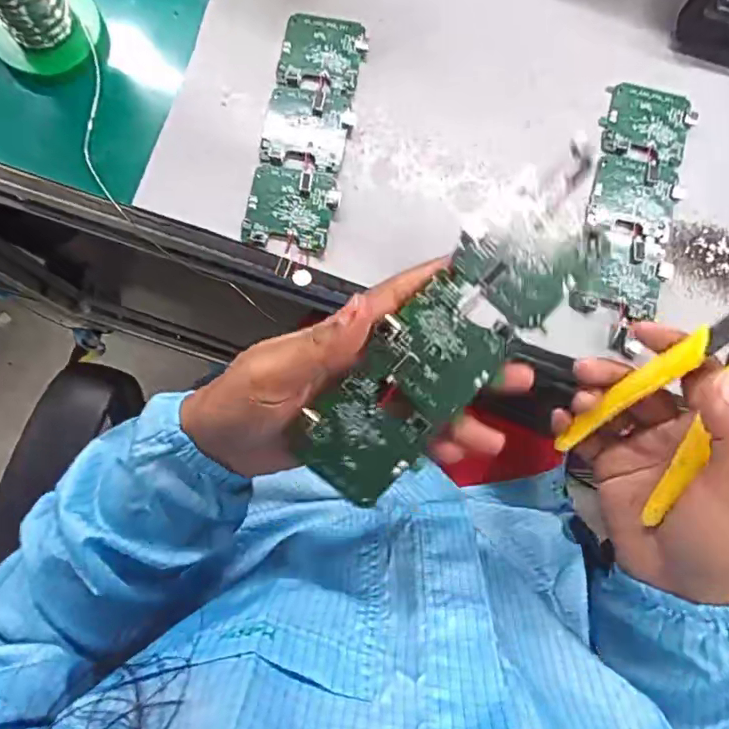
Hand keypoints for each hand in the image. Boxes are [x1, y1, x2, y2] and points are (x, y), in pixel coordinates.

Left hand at [182, 258, 535, 476]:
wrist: (216, 452)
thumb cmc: (235, 403)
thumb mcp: (272, 373)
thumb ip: (318, 348)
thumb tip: (362, 310)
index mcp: (335, 339)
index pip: (387, 305)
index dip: (429, 285)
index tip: (473, 274)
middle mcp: (355, 364)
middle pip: (420, 356)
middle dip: (467, 363)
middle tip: (512, 373)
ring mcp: (357, 399)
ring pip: (417, 401)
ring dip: (455, 414)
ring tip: (487, 434)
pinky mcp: (355, 431)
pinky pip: (399, 435)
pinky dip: (425, 444)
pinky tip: (450, 455)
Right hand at [555, 321, 728, 604]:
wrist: (677, 584)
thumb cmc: (720, 535)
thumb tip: (713, 377)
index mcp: (711, 428)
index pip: (694, 374)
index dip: (672, 349)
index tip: (643, 334)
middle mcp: (671, 430)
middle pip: (642, 386)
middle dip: (616, 374)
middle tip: (588, 372)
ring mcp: (636, 447)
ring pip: (611, 406)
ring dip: (592, 396)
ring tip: (577, 401)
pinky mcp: (606, 465)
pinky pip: (586, 435)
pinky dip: (571, 424)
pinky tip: (561, 420)